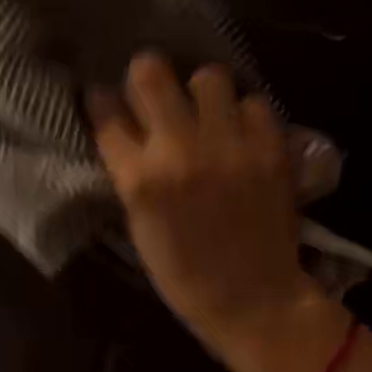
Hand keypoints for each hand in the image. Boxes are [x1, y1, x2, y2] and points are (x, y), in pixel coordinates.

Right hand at [90, 53, 349, 371]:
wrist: (251, 298)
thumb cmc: (182, 271)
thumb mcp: (138, 224)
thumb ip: (129, 173)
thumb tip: (124, 131)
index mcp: (138, 179)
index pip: (106, 113)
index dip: (101, 99)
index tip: (105, 97)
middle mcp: (179, 152)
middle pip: (151, 73)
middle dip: (147, 75)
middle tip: (154, 90)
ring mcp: (228, 147)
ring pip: (209, 77)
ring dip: (202, 91)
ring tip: (206, 112)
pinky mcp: (270, 150)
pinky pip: (254, 103)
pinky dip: (244, 115)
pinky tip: (239, 135)